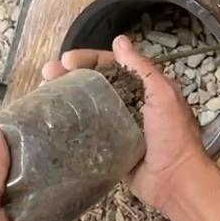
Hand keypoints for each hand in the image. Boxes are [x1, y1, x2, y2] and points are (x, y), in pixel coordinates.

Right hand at [41, 35, 212, 210]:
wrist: (176, 180)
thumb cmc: (173, 136)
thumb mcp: (163, 95)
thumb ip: (142, 69)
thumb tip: (120, 40)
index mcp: (144, 88)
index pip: (112, 65)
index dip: (89, 59)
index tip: (66, 60)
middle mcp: (129, 103)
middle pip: (95, 82)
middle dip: (70, 75)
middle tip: (46, 74)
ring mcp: (118, 126)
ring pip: (88, 105)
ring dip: (66, 97)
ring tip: (43, 93)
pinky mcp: (110, 148)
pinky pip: (88, 132)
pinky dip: (72, 124)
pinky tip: (53, 121)